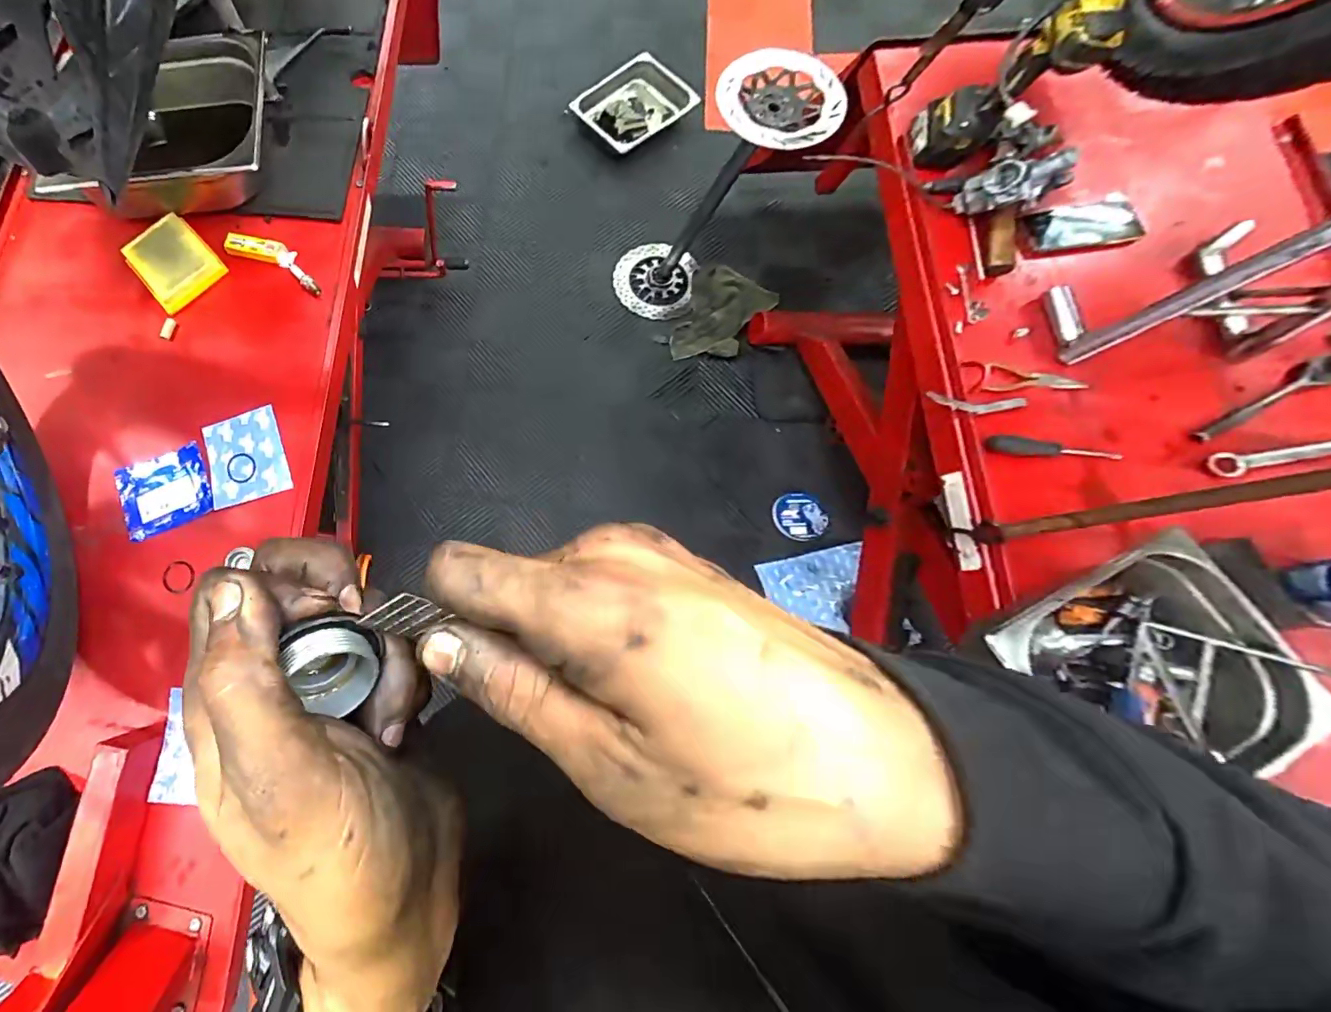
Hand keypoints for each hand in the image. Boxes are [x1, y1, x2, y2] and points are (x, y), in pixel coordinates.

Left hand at [185, 546, 459, 1011]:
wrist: (409, 903)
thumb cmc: (335, 852)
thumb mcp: (279, 775)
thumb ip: (244, 682)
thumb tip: (235, 582)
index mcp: (224, 693)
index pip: (227, 589)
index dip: (275, 583)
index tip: (319, 612)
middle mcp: (268, 676)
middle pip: (293, 582)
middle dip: (337, 597)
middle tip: (362, 632)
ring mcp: (323, 680)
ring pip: (351, 610)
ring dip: (381, 648)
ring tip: (386, 716)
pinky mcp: (370, 687)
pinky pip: (388, 642)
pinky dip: (404, 671)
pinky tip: (401, 725)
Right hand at [418, 524, 958, 879]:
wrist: (890, 757)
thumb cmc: (744, 784)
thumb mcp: (607, 764)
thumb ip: (511, 689)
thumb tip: (439, 644)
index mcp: (586, 598)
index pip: (458, 566)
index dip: (441, 615)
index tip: (458, 670)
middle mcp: (610, 550)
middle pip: (501, 576)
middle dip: (497, 634)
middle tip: (545, 710)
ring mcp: (648, 546)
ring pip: (544, 579)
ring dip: (547, 633)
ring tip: (604, 699)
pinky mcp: (674, 556)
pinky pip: (590, 577)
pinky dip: (585, 619)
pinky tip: (639, 671)